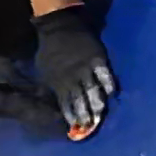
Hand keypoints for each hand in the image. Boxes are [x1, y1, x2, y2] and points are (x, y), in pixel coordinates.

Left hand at [32, 5, 116, 128]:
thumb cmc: (50, 50)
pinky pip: (106, 76)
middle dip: (86, 114)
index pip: (66, 104)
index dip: (72, 116)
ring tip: (100, 115)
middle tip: (91, 126)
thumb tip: (53, 101)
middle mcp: (73, 78)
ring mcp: (87, 69)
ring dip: (98, 104)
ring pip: (94, 90)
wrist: (60, 27)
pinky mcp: (98, 60)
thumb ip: (50, 86)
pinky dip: (109, 85)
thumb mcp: (43, 70)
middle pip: (82, 100)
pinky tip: (111, 94)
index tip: (76, 127)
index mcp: (59, 82)